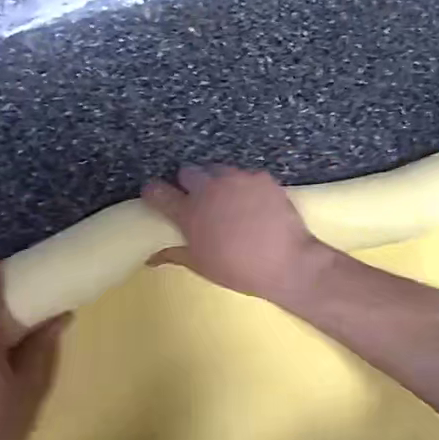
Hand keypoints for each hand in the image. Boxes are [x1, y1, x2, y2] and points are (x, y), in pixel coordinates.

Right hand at [141, 164, 334, 302]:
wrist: (287, 262)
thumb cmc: (239, 270)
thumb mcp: (202, 265)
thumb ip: (175, 254)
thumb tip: (151, 257)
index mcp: (189, 212)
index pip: (157, 192)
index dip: (153, 193)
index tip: (156, 198)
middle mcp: (209, 189)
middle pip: (187, 171)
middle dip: (188, 183)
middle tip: (198, 202)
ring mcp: (236, 179)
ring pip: (216, 169)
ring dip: (215, 181)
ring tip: (227, 201)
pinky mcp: (261, 177)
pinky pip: (244, 175)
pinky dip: (243, 186)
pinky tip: (252, 203)